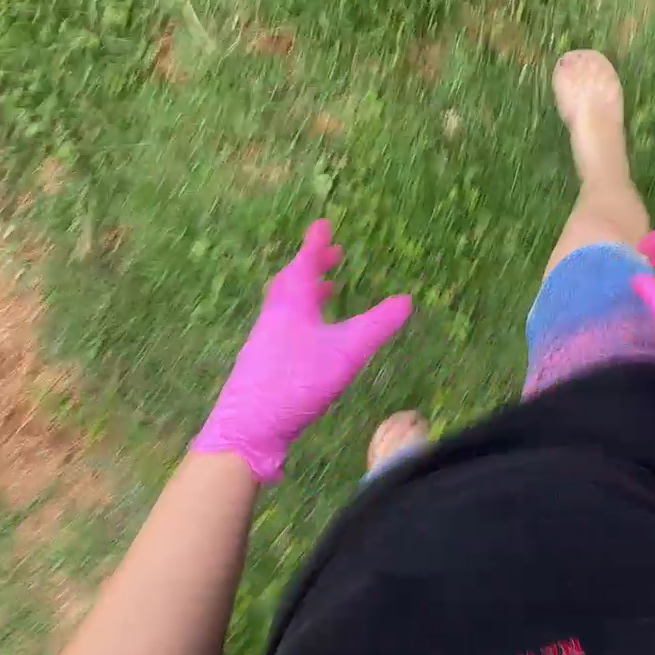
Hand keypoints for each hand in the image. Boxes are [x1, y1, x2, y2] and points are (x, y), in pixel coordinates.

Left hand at [190, 219, 411, 480]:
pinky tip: (313, 336)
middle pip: (291, 282)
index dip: (315, 245)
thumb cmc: (297, 381)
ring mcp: (265, 341)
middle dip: (312, 266)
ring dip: (307, 291)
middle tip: (332, 255)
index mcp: (291, 305)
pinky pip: (284, 326)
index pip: (303, 265)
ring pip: (286, 305)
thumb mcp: (347, 351)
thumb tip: (407, 299)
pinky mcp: (263, 364)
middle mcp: (274, 317)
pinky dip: (301, 316)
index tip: (322, 224)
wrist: (247, 429)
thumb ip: (378, 325)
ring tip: (327, 290)